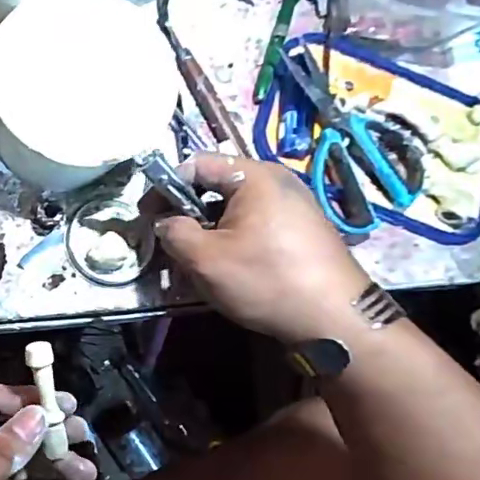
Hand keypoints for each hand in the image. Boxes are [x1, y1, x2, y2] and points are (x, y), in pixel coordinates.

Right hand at [153, 154, 373, 342]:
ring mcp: (292, 203)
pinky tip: (224, 265)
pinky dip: (229, 237)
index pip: (196, 164)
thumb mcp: (205, 259)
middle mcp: (276, 180)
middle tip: (169, 242)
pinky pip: (252, 221)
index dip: (165, 187)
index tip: (148, 217)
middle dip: (185, 211)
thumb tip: (165, 222)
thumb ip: (175, 233)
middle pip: (215, 185)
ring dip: (206, 228)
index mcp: (254, 177)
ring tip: (193, 259)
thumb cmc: (264, 280)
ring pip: (232, 207)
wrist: (332, 315)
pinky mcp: (298, 226)